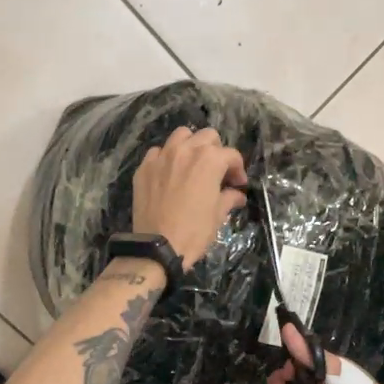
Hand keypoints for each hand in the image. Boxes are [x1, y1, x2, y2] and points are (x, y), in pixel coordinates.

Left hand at [130, 126, 248, 267]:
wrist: (157, 247)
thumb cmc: (194, 232)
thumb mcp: (217, 216)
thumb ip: (229, 198)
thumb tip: (237, 195)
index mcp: (209, 160)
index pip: (231, 155)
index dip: (238, 170)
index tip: (238, 184)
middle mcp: (186, 150)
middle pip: (207, 137)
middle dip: (216, 151)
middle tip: (216, 171)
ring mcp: (162, 156)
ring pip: (181, 136)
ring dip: (191, 146)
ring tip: (192, 164)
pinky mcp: (144, 168)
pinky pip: (158, 152)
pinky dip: (166, 158)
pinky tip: (169, 173)